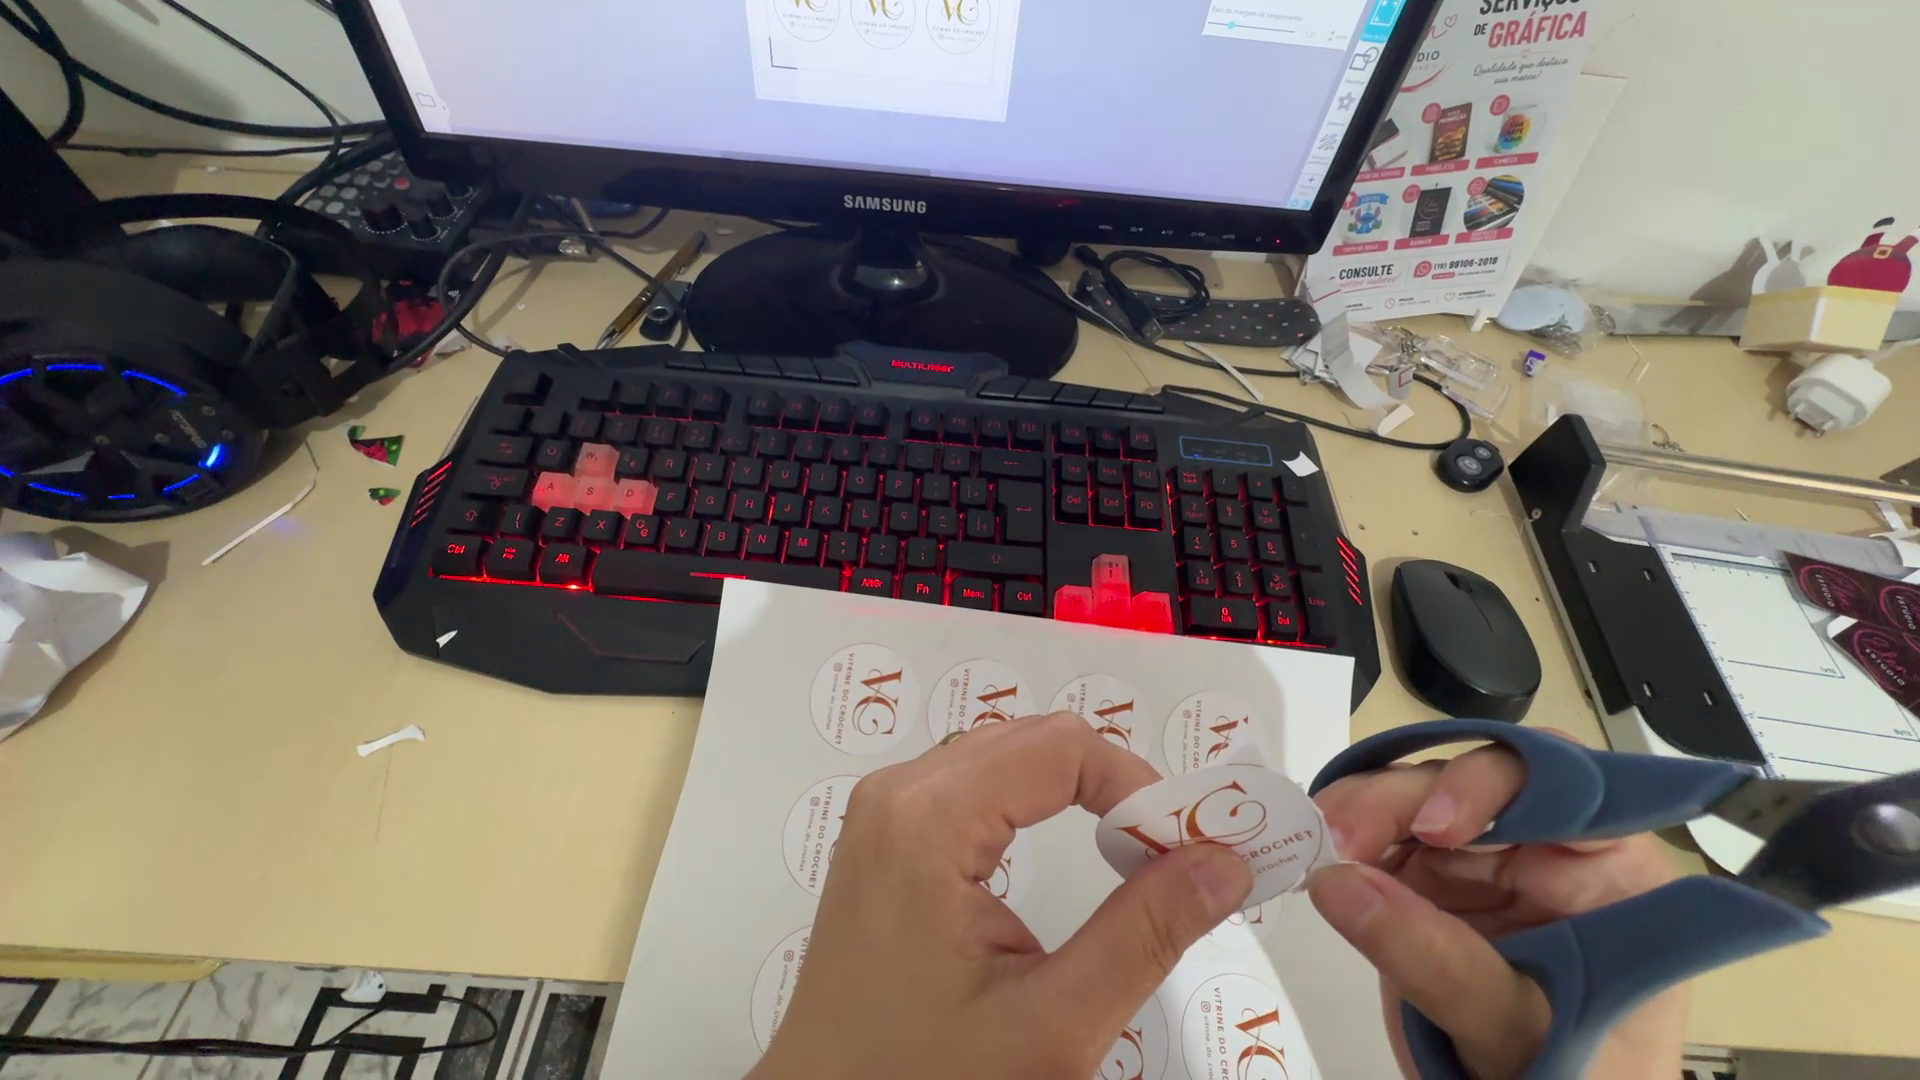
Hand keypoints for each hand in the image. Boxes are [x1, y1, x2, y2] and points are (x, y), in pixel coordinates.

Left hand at [748, 712, 1253, 1079]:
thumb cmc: (926, 1077)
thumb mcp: (1051, 1022)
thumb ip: (1144, 934)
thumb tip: (1223, 863)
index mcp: (927, 818)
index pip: (1058, 747)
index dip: (1136, 782)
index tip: (1186, 844)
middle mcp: (899, 790)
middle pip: (1031, 740)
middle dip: (1111, 782)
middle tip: (1167, 851)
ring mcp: (885, 805)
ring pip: (1005, 752)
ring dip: (1074, 786)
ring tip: (1128, 848)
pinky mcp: (886, 828)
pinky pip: (973, 779)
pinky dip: (1033, 797)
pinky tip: (1063, 837)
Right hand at [1306, 737, 1687, 1079]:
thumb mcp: (1510, 1031)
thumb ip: (1432, 959)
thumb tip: (1332, 881)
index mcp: (1605, 874)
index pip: (1563, 788)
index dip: (1490, 787)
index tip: (1433, 828)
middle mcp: (1544, 848)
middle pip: (1469, 782)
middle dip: (1400, 798)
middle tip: (1337, 833)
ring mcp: (1480, 859)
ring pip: (1415, 795)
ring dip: (1361, 807)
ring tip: (1315, 838)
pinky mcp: (1427, 875)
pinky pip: (1381, 830)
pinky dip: (1344, 830)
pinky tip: (1315, 848)